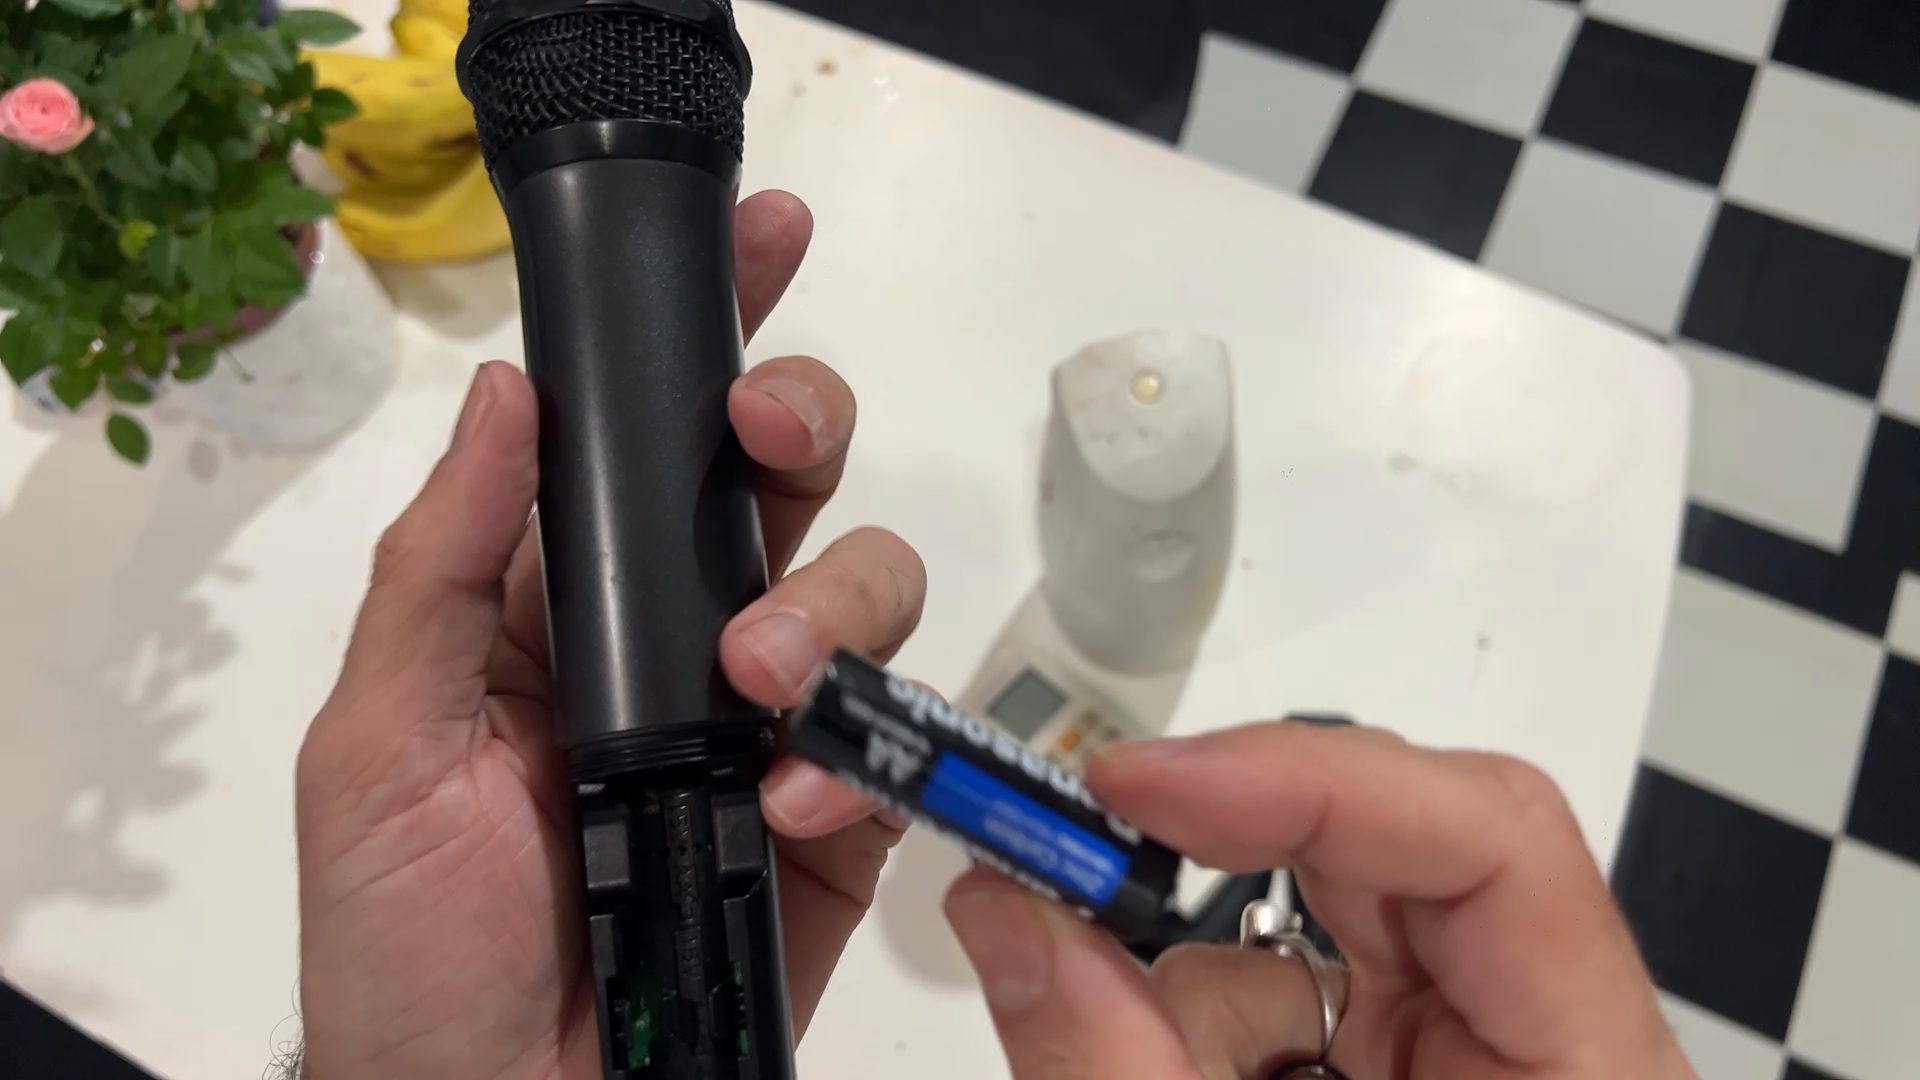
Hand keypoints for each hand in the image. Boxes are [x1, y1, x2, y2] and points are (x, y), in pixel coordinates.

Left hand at [295, 191, 923, 1078]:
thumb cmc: (422, 935)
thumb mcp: (390, 735)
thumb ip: (447, 566)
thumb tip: (512, 398)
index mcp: (598, 587)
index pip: (671, 432)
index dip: (725, 328)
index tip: (769, 239)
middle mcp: (711, 620)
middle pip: (801, 479)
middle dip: (802, 423)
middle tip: (767, 432)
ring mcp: (794, 702)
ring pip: (874, 585)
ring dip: (832, 609)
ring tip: (760, 684)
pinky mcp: (853, 787)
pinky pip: (897, 728)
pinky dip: (859, 753)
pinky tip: (797, 805)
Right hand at [943, 722, 1694, 1078]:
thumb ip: (1106, 1071)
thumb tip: (998, 908)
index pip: (1489, 839)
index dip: (1303, 779)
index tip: (1137, 787)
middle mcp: (1546, 1049)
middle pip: (1381, 845)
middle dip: (1217, 838)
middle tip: (1082, 846)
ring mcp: (1469, 1050)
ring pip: (1305, 912)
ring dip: (1192, 984)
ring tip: (1157, 1077)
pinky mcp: (1397, 1058)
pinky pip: (1275, 980)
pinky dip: (1196, 1022)